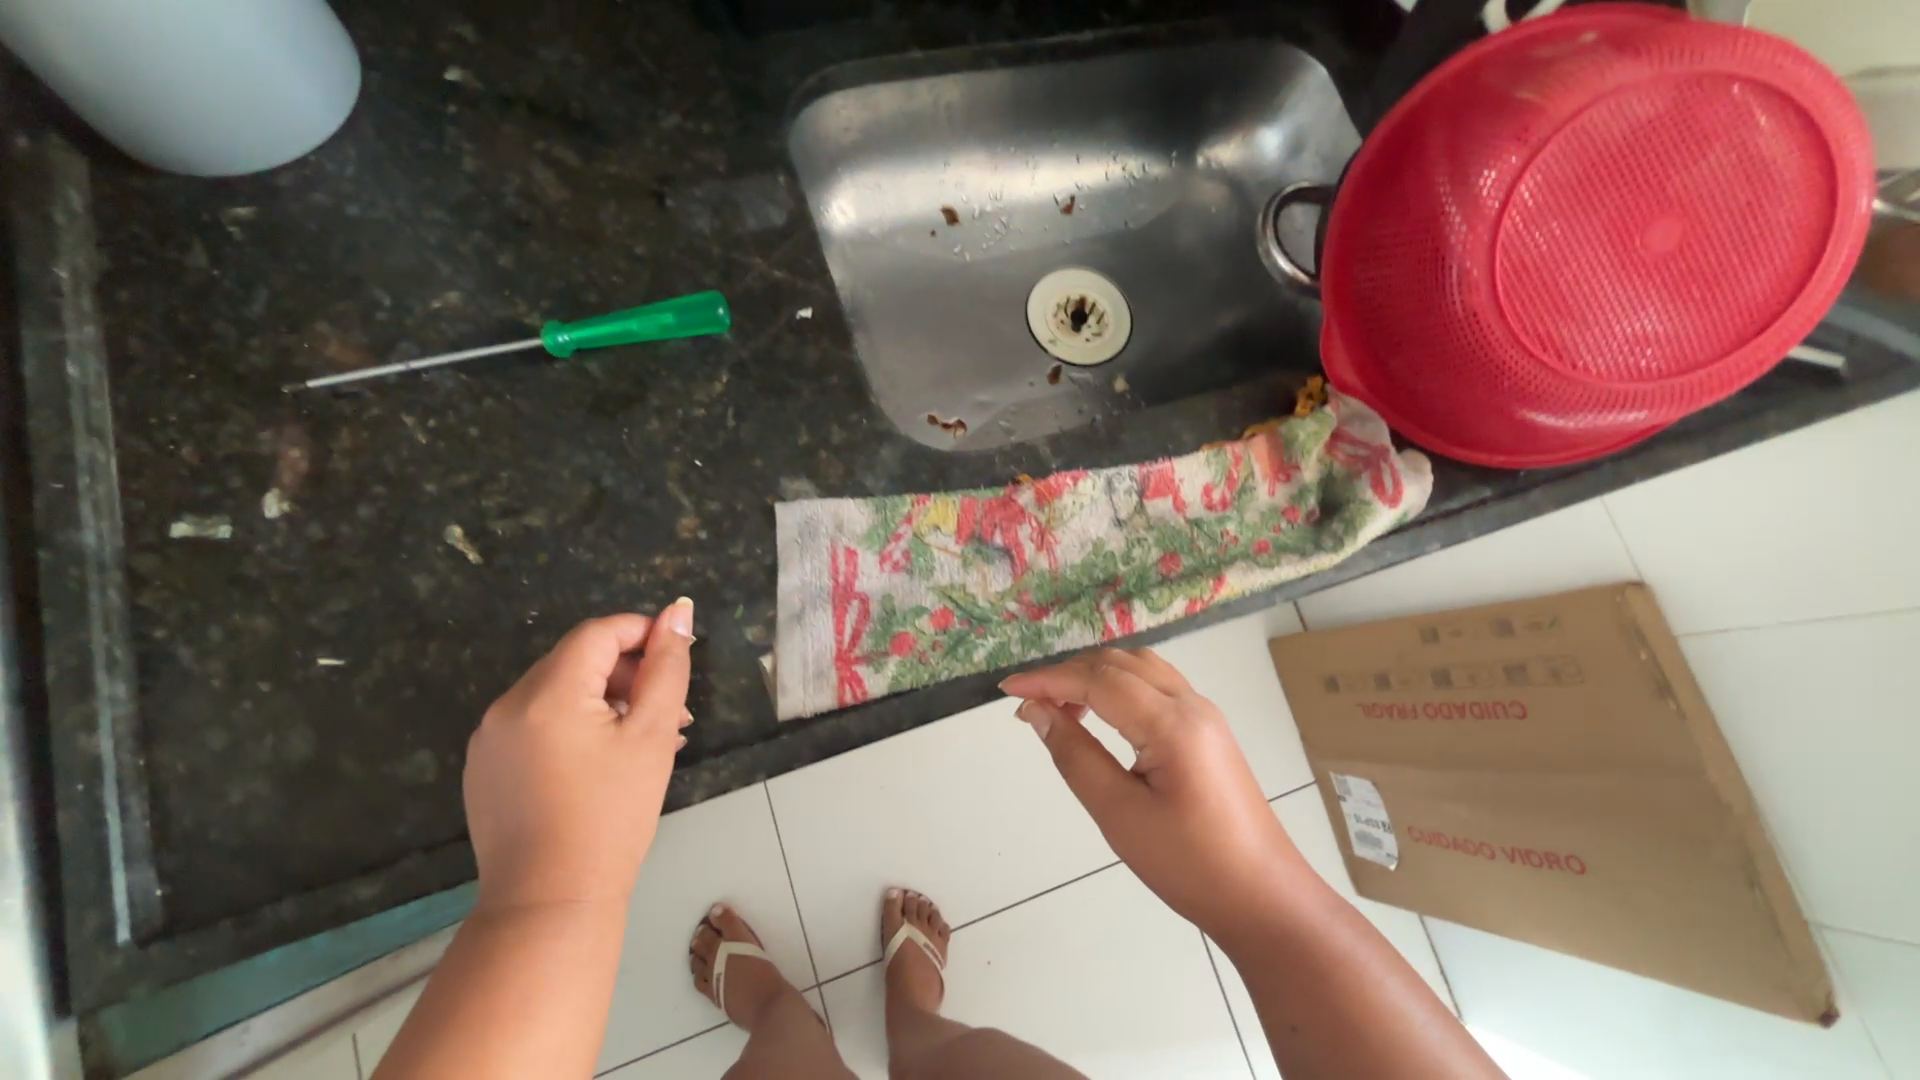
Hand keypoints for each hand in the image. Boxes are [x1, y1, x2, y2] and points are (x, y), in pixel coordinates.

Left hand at [464, 601, 694, 912]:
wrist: (550, 903)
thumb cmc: (612, 815)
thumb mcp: (653, 736)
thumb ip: (667, 668)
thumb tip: (678, 611)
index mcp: (546, 693)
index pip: (598, 633)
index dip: (642, 633)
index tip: (677, 659)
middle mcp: (507, 705)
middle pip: (576, 661)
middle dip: (627, 674)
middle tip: (672, 714)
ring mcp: (488, 739)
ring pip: (557, 693)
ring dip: (604, 701)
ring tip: (646, 740)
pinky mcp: (484, 769)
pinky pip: (536, 726)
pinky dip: (574, 727)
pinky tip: (604, 764)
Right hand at [1001, 647, 1303, 942]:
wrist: (1264, 897)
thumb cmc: (1189, 865)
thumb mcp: (1119, 814)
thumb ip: (1075, 755)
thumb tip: (1036, 712)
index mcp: (1172, 724)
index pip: (1097, 681)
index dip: (1048, 680)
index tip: (1007, 690)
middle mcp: (1192, 704)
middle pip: (1119, 663)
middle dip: (1068, 673)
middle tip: (1029, 704)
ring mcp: (1206, 714)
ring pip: (1140, 668)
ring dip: (1095, 674)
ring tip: (1060, 707)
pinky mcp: (1209, 730)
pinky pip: (1157, 685)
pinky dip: (1120, 685)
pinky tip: (1102, 713)